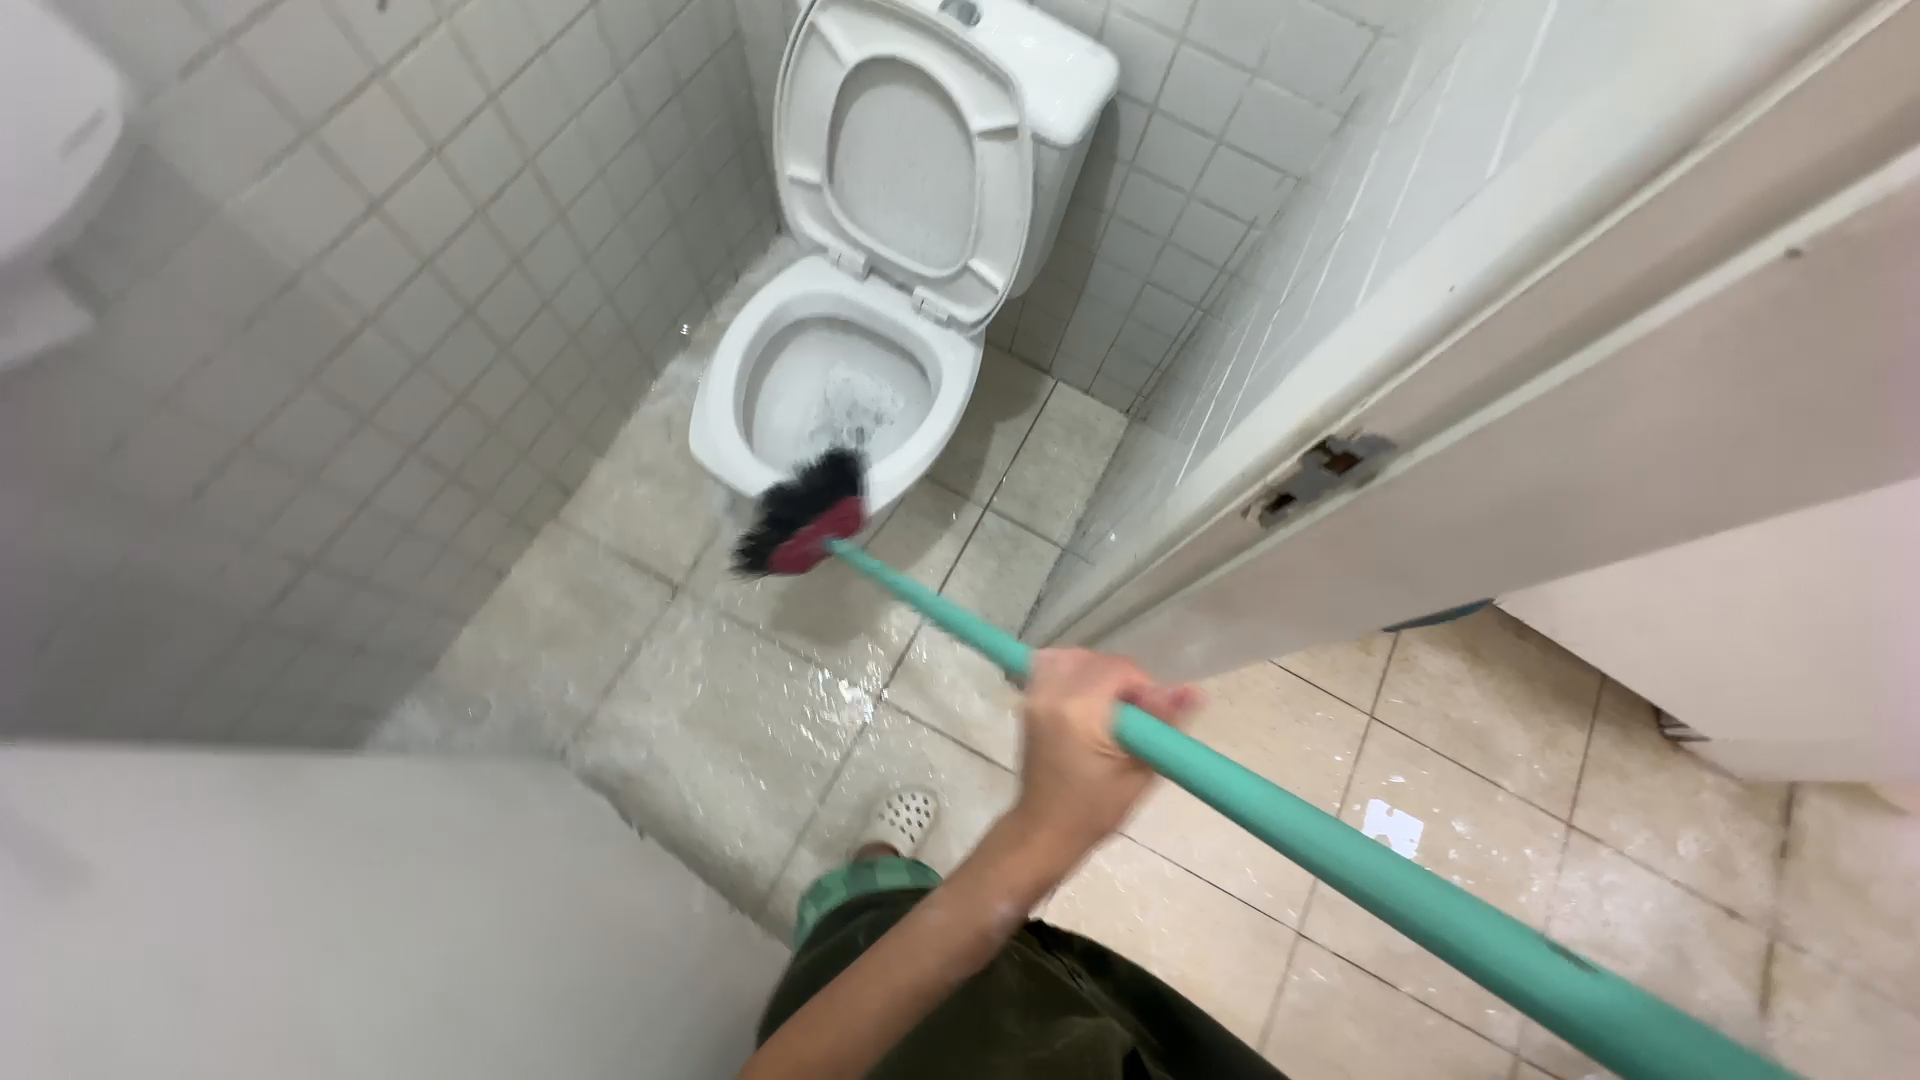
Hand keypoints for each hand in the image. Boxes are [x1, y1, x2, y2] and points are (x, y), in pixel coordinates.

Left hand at [1008, 648, 1202, 864]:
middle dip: (1122, 679)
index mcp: (1078, 711)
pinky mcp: (1028, 701)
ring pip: (1072, 657)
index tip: (1150, 718)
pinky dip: (1071, 670)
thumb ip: (1163, 722)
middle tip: (1133, 716)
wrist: (1045, 828)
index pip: (1118, 668)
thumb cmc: (1095, 809)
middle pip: (1096, 660)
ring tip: (1110, 707)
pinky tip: (1085, 695)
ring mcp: (1034, 696)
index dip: (1143, 686)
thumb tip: (1194, 690)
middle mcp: (1051, 694)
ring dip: (1097, 672)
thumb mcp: (1139, 771)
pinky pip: (1048, 665)